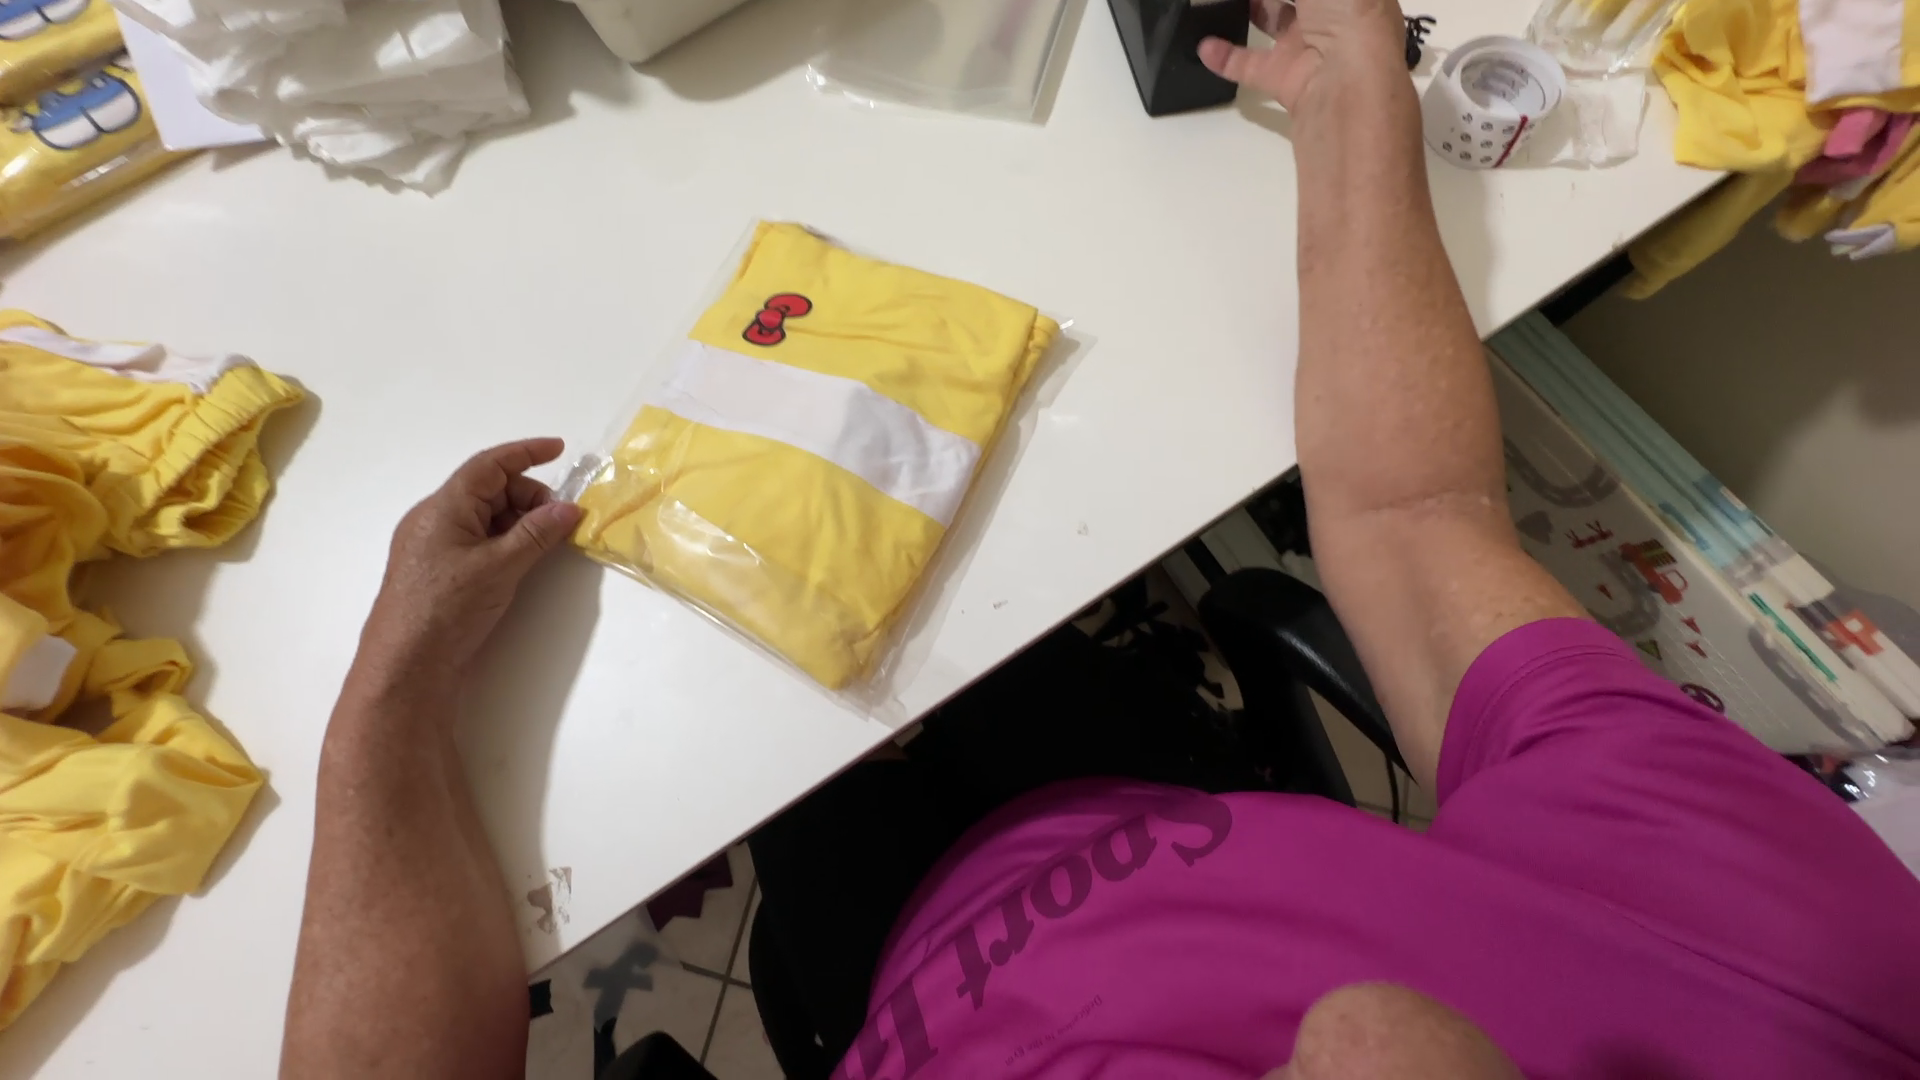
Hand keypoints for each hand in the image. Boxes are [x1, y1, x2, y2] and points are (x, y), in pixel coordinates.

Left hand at [359, 438, 583, 681]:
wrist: (407, 665)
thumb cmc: (448, 608)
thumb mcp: (500, 567)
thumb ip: (537, 533)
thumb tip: (570, 508)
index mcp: (443, 508)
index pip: (489, 466)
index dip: (525, 453)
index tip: (560, 448)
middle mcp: (437, 518)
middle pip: (493, 489)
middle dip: (531, 497)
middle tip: (562, 522)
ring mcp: (439, 543)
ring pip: (490, 515)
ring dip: (523, 520)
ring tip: (547, 544)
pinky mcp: (444, 567)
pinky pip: (483, 537)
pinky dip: (510, 538)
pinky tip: (527, 557)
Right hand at [1198, 0, 1409, 115]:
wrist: (1348, 86)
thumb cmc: (1348, 12)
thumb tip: (1260, 2)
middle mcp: (1335, 10)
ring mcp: (1309, 46)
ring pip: (1275, 21)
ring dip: (1247, 9)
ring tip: (1216, 1)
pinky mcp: (1285, 79)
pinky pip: (1251, 65)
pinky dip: (1226, 58)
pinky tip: (1205, 46)